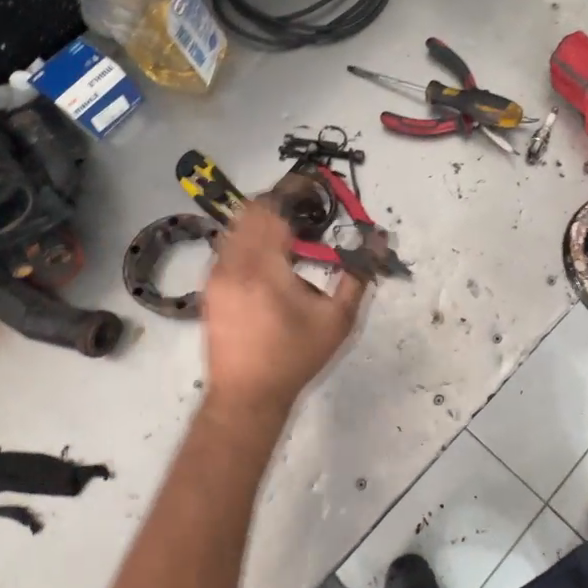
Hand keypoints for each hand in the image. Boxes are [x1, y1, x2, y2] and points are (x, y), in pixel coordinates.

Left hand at [199, 203, 370, 419]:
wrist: (246, 396)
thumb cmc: (294, 357)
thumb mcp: (337, 320)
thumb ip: (357, 275)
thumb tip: (377, 240)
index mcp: (264, 268)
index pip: (273, 210)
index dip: (294, 194)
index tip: (316, 191)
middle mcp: (233, 265)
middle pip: (250, 211)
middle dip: (279, 204)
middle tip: (307, 210)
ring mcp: (216, 276)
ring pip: (235, 228)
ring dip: (262, 221)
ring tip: (291, 232)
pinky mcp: (210, 289)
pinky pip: (227, 248)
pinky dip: (248, 240)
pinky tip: (270, 258)